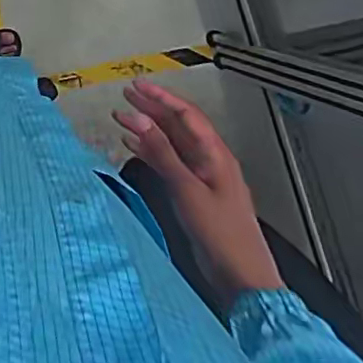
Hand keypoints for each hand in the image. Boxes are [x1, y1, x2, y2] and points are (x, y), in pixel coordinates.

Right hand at [114, 79, 282, 300]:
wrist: (241, 277)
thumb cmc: (221, 233)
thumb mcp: (186, 187)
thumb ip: (160, 150)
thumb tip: (137, 117)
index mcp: (215, 155)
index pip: (187, 115)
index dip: (161, 97)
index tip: (138, 85)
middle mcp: (209, 161)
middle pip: (178, 125)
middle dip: (152, 108)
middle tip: (127, 94)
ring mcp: (200, 176)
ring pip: (170, 142)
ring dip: (147, 127)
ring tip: (122, 115)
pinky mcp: (191, 191)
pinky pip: (166, 160)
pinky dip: (148, 149)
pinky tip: (133, 144)